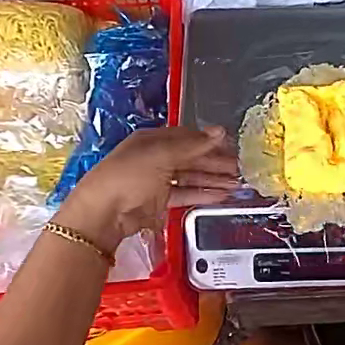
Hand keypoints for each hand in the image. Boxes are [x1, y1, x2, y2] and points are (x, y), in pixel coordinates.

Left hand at [56, 127, 239, 250]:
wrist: (104, 213)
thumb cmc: (128, 176)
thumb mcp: (161, 155)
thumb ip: (193, 146)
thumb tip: (220, 131)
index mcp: (154, 140)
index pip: (188, 138)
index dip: (211, 142)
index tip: (233, 148)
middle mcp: (157, 158)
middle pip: (192, 158)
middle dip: (216, 163)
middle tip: (240, 169)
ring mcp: (158, 180)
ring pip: (192, 177)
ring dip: (214, 180)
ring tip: (237, 184)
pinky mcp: (160, 201)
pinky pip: (186, 194)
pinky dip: (203, 195)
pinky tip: (221, 196)